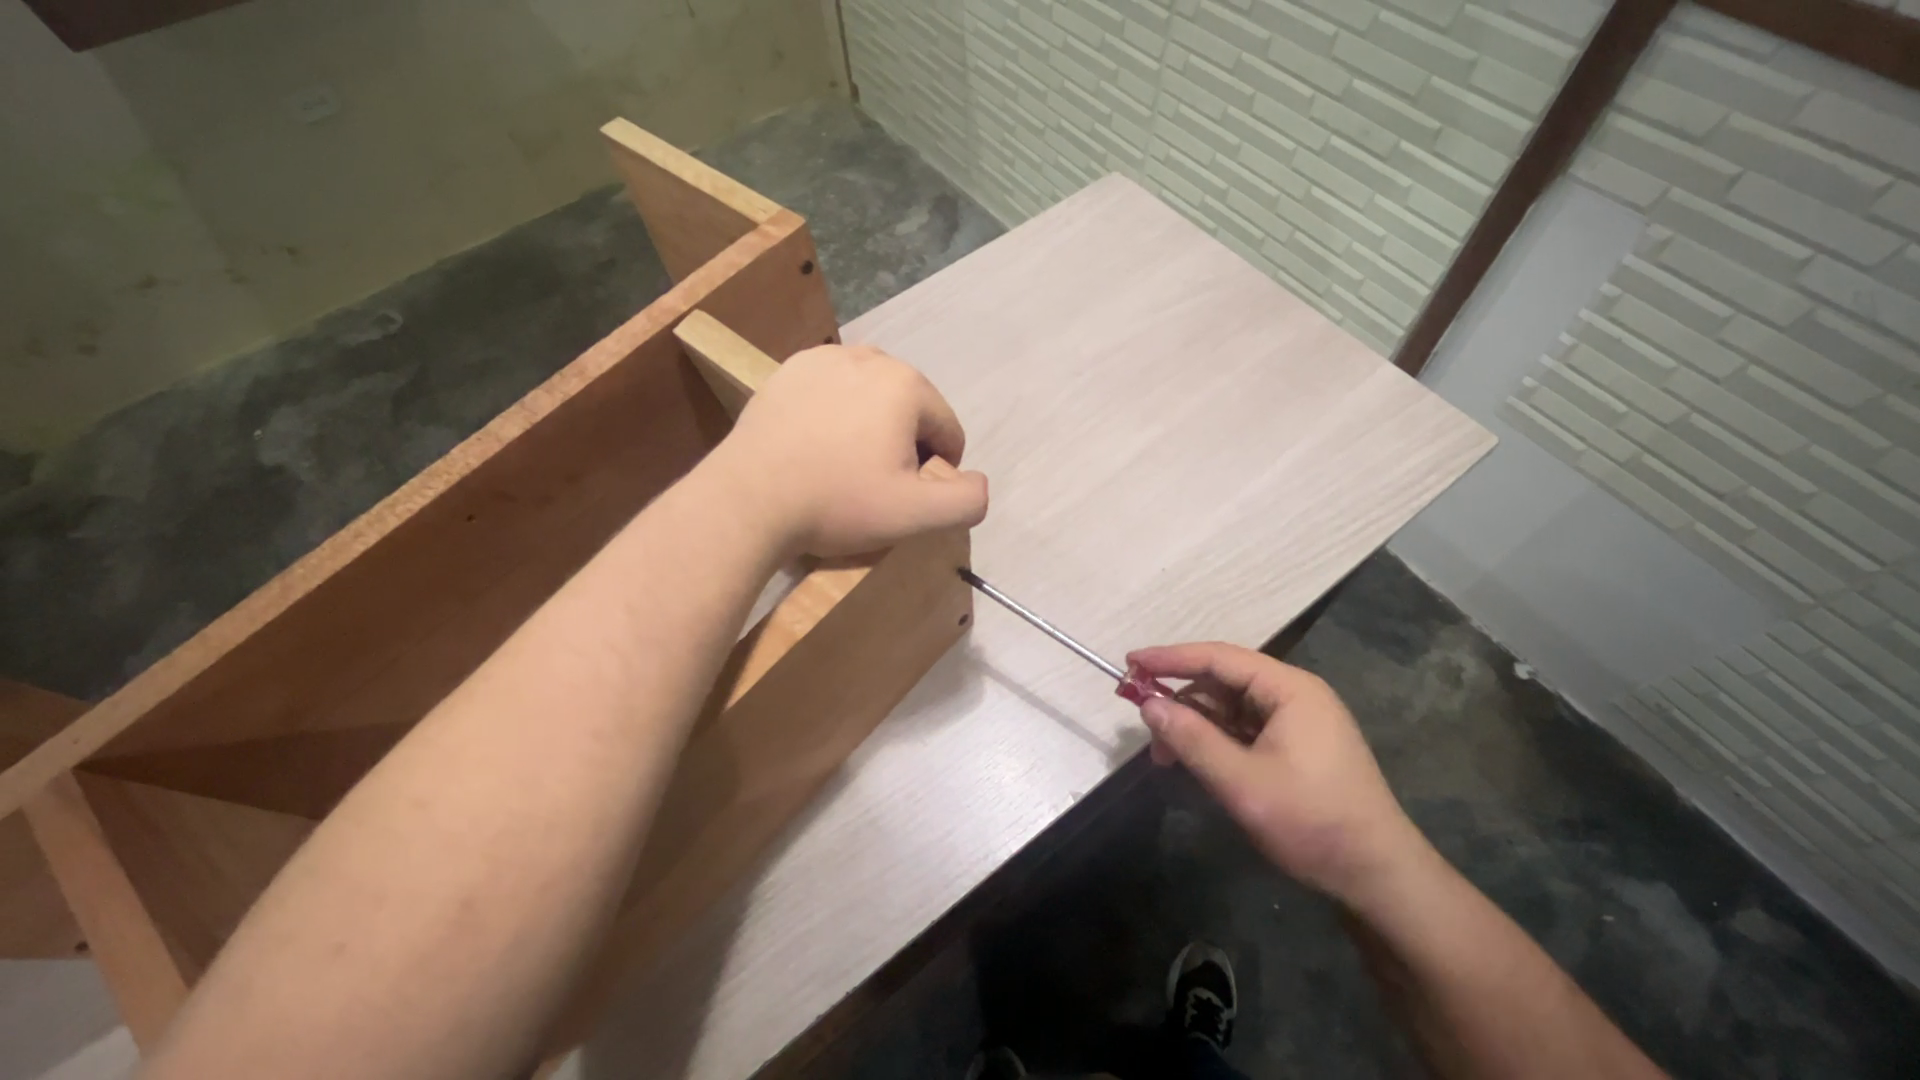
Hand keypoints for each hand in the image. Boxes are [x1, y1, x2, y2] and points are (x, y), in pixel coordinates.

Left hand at [708, 344, 989, 555]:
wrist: (749, 498)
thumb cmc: (837, 503)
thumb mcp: (915, 515)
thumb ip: (967, 500)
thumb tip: (979, 483)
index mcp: (907, 384)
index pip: (947, 430)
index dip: (937, 471)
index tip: (904, 497)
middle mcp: (870, 357)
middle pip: (910, 409)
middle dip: (903, 445)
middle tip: (872, 485)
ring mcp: (824, 358)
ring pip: (872, 398)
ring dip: (871, 428)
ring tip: (843, 467)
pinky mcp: (789, 369)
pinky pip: (833, 392)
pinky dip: (835, 415)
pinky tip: (815, 448)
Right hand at [1128, 642, 1428, 903]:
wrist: (1377, 875)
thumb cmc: (1311, 821)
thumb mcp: (1241, 782)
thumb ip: (1191, 739)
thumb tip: (1147, 704)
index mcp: (1289, 690)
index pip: (1218, 657)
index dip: (1170, 658)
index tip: (1129, 664)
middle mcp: (1295, 696)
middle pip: (1223, 681)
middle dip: (1180, 699)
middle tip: (1143, 725)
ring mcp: (1299, 723)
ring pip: (1231, 708)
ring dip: (1195, 726)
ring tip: (1165, 758)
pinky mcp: (1298, 749)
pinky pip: (1245, 730)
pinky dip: (1215, 741)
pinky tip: (1195, 763)